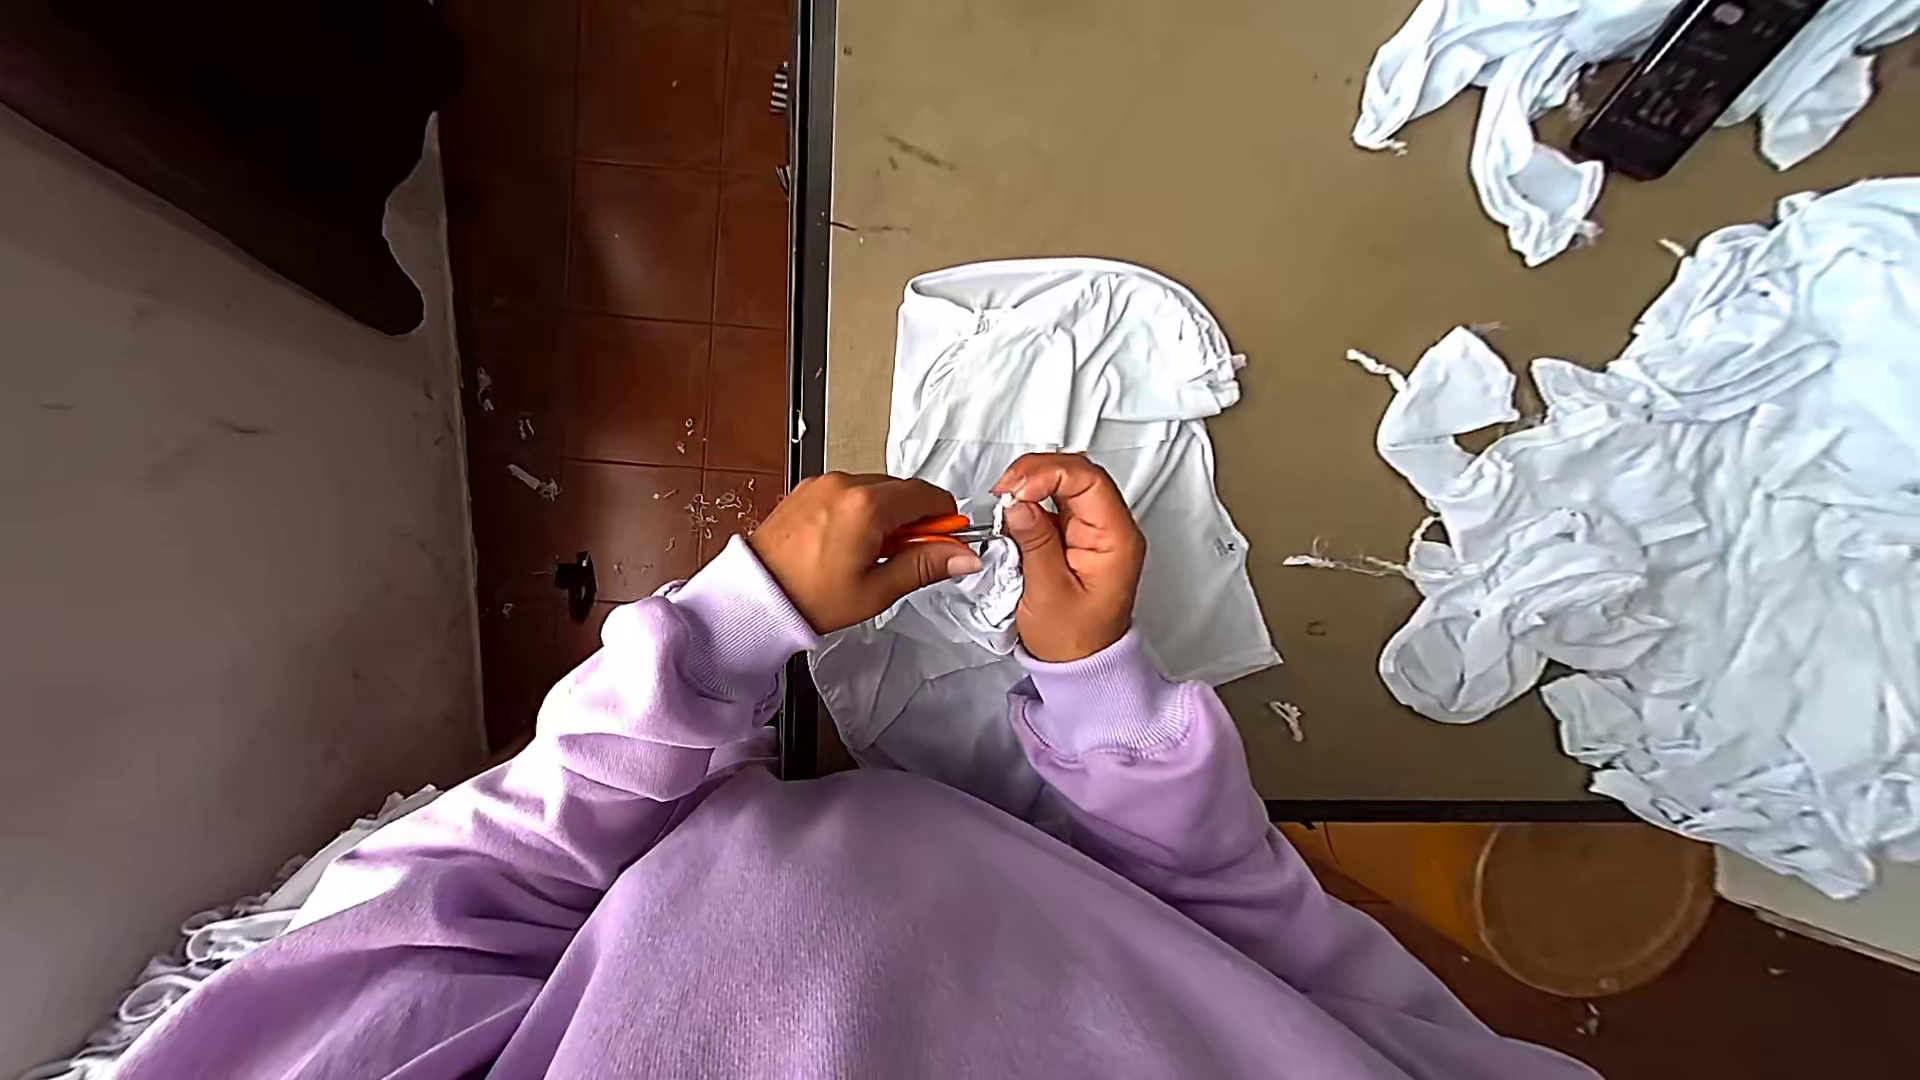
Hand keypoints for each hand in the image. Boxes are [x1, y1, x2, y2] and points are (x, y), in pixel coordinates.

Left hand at [749, 472, 982, 633]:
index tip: (945, 541)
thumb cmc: (807, 596)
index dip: (944, 520)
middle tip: (905, 555)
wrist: (753, 596)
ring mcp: (824, 483)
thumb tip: (963, 556)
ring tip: (873, 552)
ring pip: (879, 489)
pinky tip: (852, 541)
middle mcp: (845, 484)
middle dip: (915, 519)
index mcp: (867, 505)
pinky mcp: (810, 488)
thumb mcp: (878, 589)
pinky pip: (851, 490)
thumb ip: (926, 565)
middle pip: (904, 490)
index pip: (929, 496)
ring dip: (888, 514)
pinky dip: (862, 509)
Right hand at [992, 453, 1144, 662]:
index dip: (1048, 474)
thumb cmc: (1074, 640)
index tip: (1015, 491)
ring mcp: (1092, 529)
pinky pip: (1053, 503)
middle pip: (1077, 473)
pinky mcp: (1075, 535)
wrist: (1082, 665)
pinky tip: (1012, 517)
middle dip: (1035, 473)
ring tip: (1004, 504)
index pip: (1088, 480)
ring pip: (1064, 483)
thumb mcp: (1048, 593)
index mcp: (1116, 539)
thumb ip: (1035, 543)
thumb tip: (1018, 504)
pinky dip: (1029, 503)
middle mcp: (1109, 527)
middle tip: (1003, 492)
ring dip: (1030, 485)